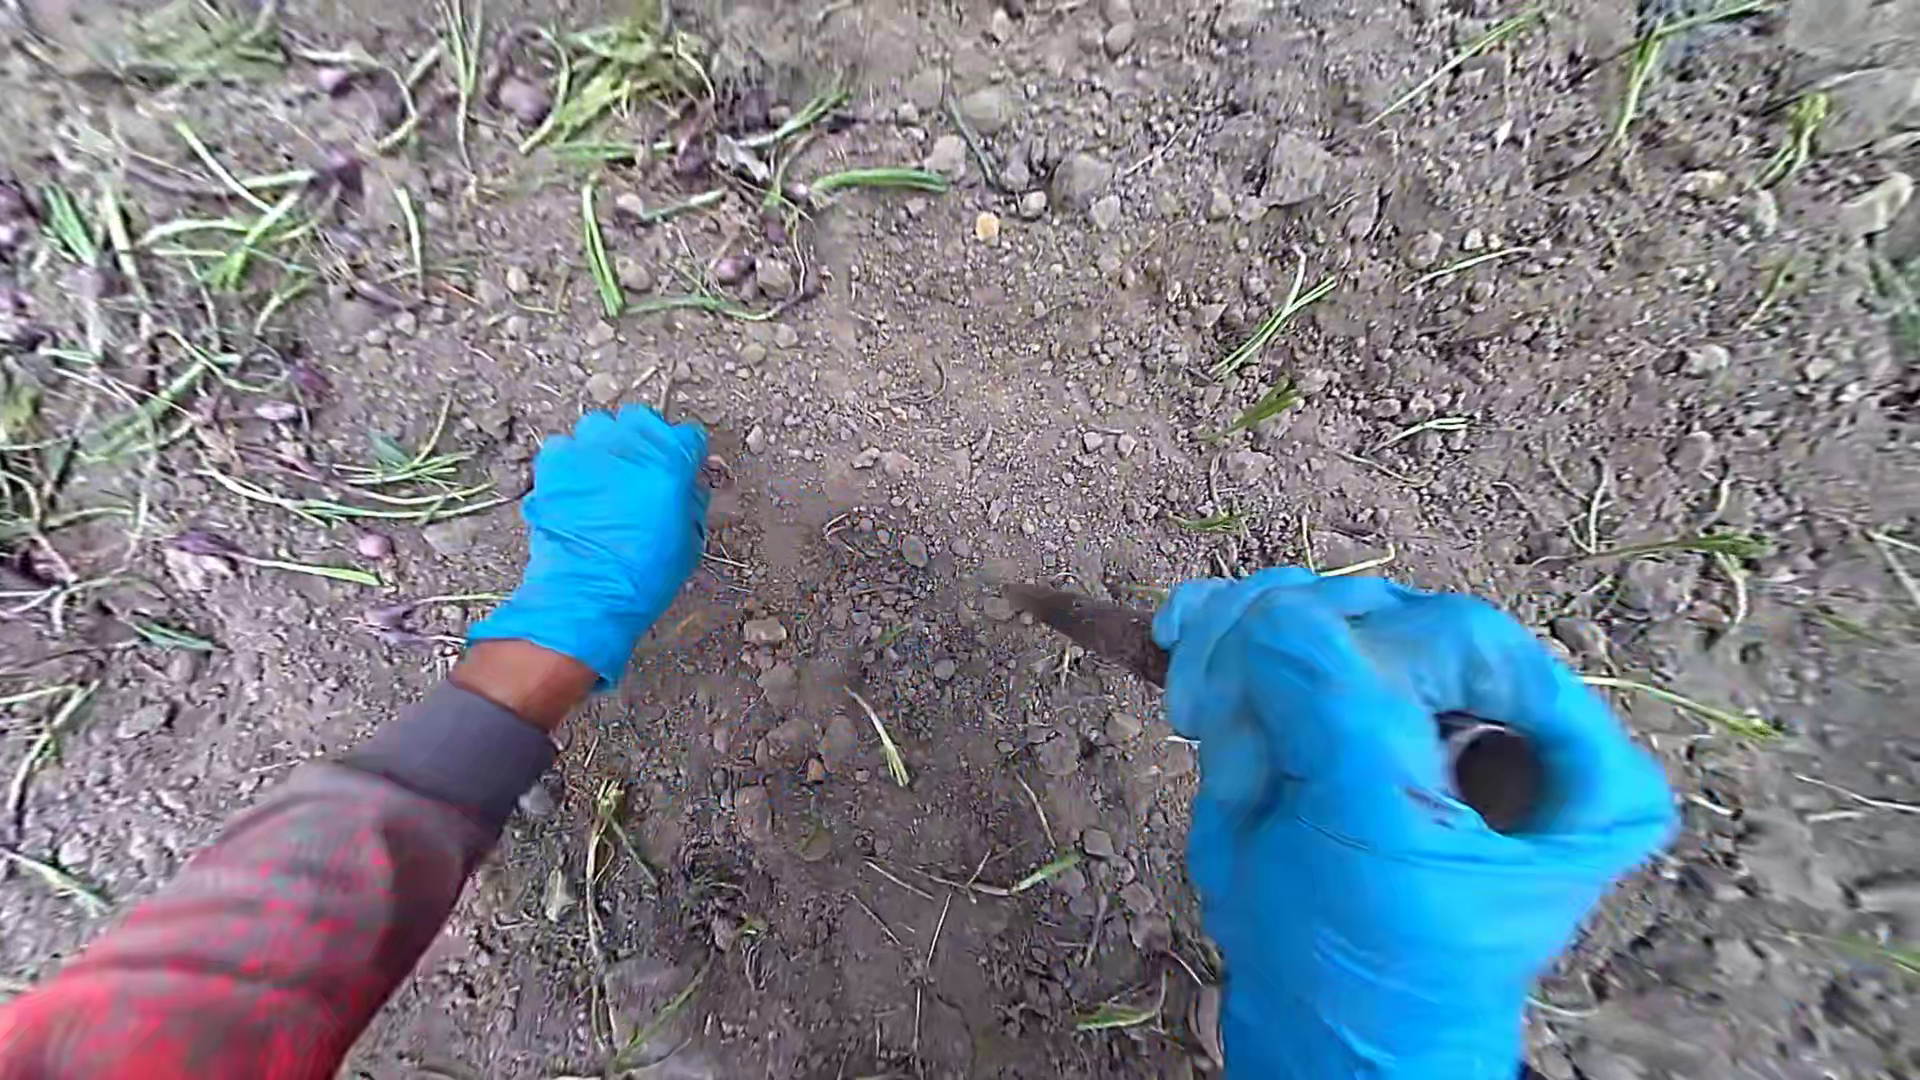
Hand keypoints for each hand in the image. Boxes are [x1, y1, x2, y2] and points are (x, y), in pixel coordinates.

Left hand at [469, 406, 707, 687]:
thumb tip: (691, 481)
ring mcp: (587, 453)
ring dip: (609, 445)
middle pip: (641, 420)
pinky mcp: (553, 465)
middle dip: (646, 439)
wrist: (588, 592)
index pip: (688, 435)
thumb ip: (692, 498)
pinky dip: (575, 461)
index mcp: (671, 465)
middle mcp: (629, 449)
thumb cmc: (645, 573)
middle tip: (646, 467)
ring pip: (600, 428)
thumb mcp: (690, 537)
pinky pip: (566, 447)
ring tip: (610, 475)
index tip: (686, 466)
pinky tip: (582, 487)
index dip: (689, 453)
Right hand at [1153, 569, 1674, 1078]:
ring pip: (1283, 605)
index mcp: (1544, 739)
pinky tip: (1167, 634)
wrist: (1299, 988)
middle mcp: (1461, 695)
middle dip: (1257, 664)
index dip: (1347, 656)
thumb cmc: (1370, 942)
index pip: (1452, 636)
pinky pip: (1243, 618)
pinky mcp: (1296, 686)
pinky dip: (1198, 622)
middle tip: (1206, 728)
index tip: (1271, 720)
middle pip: (1347, 610)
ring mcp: (1369, 683)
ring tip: (1195, 724)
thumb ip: (1340, 715)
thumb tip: (1270, 612)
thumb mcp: (1377, 842)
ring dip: (1218, 658)